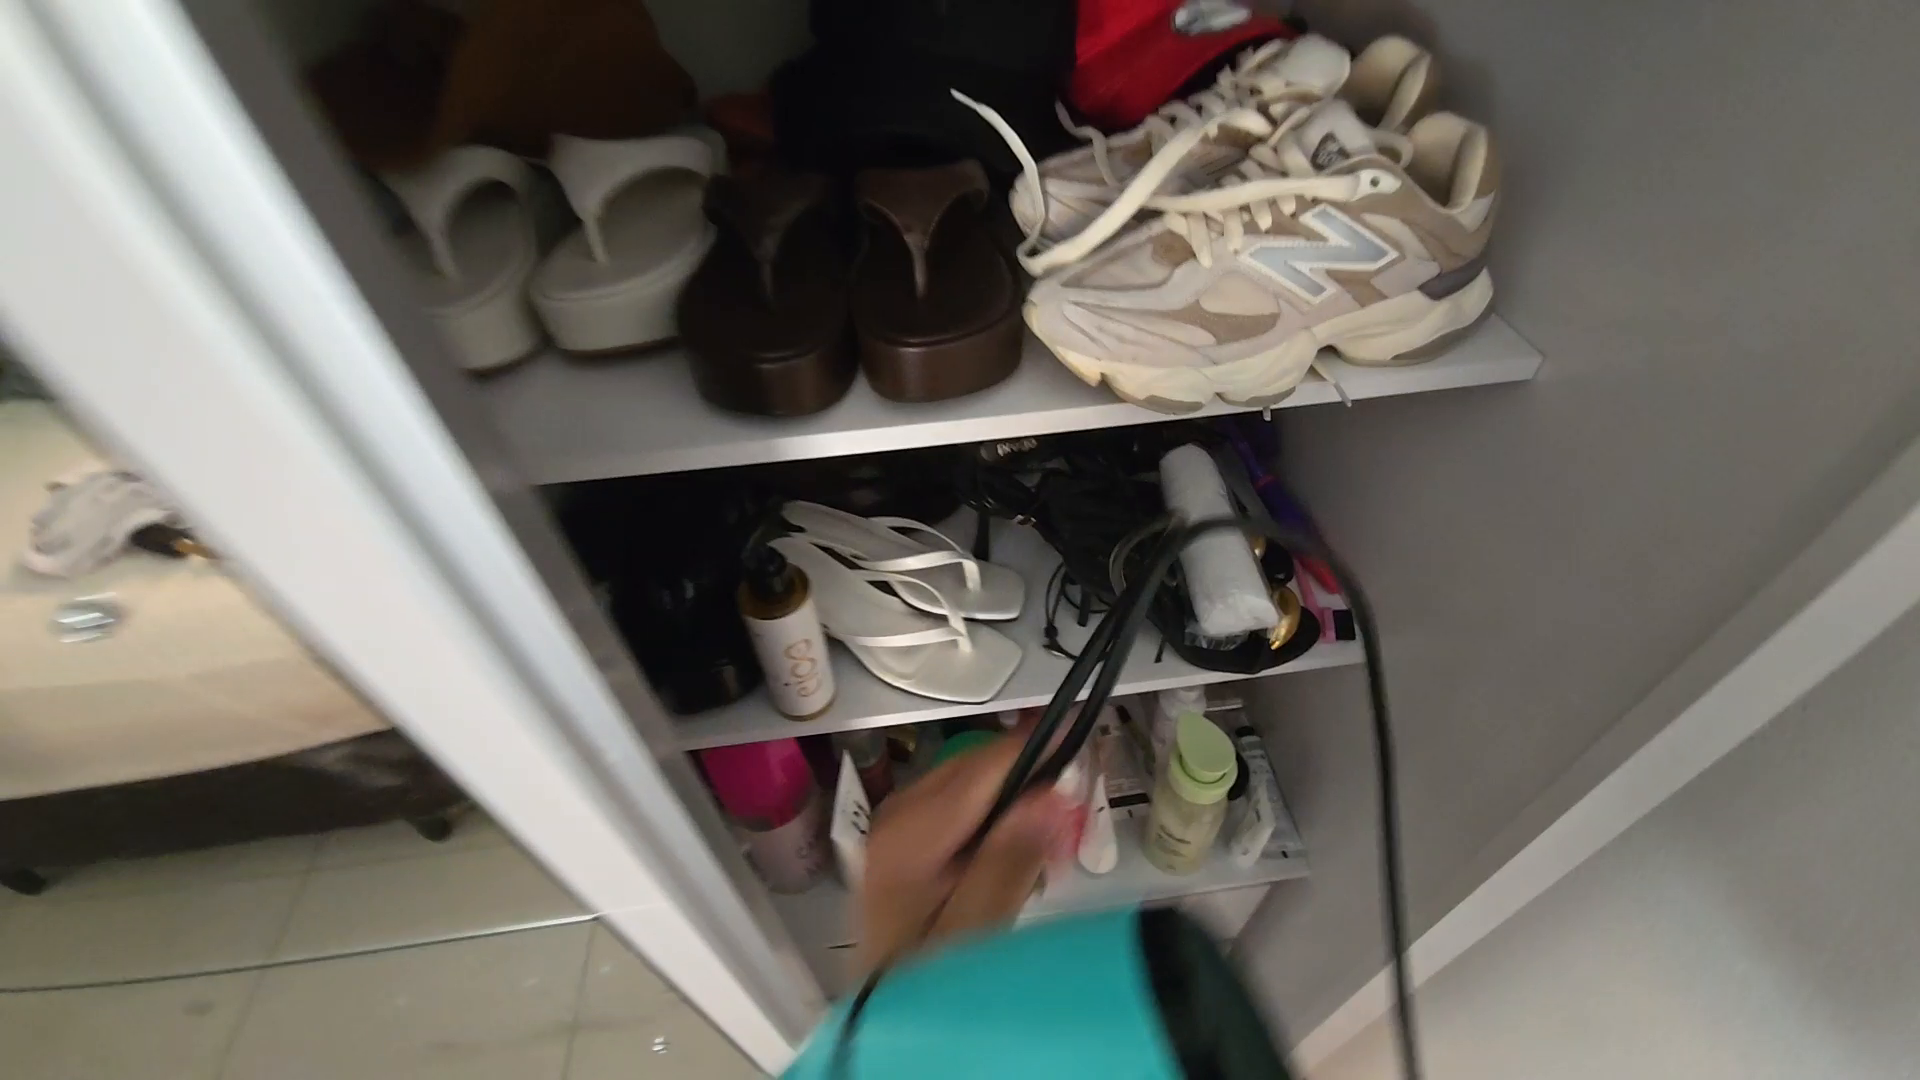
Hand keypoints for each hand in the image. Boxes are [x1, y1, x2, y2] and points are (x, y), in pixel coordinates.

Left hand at [857, 725, 1074, 972]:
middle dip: (1027, 778)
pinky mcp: (903, 834)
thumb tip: (1049, 793)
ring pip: (967, 782)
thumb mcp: (974, 932)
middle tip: (1073, 809)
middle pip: (974, 769)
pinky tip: (1008, 852)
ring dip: (1012, 796)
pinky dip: (991, 813)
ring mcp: (897, 820)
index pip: (981, 769)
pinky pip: (957, 803)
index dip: (1032, 748)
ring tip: (1046, 844)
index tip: (1076, 735)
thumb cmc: (925, 979)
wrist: (880, 1012)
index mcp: (909, 831)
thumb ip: (1010, 861)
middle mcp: (897, 812)